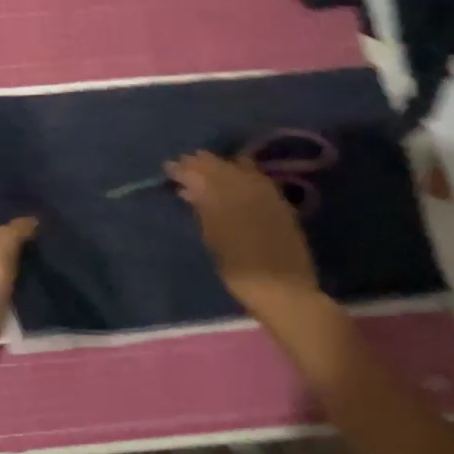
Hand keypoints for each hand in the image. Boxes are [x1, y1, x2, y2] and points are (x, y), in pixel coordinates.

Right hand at [164, 151, 321, 319]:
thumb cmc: (239, 272)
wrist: (285, 291)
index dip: (182, 168)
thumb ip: (202, 209)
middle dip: (199, 163)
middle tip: (183, 162)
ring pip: (238, 166)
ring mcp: (266, 193)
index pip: (198, 173)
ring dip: (220, 165)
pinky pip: (255, 177)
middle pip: (219, 166)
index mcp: (224, 198)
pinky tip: (234, 179)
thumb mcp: (213, 241)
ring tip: (205, 168)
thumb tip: (188, 189)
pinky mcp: (280, 201)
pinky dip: (240, 172)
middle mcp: (246, 188)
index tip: (168, 167)